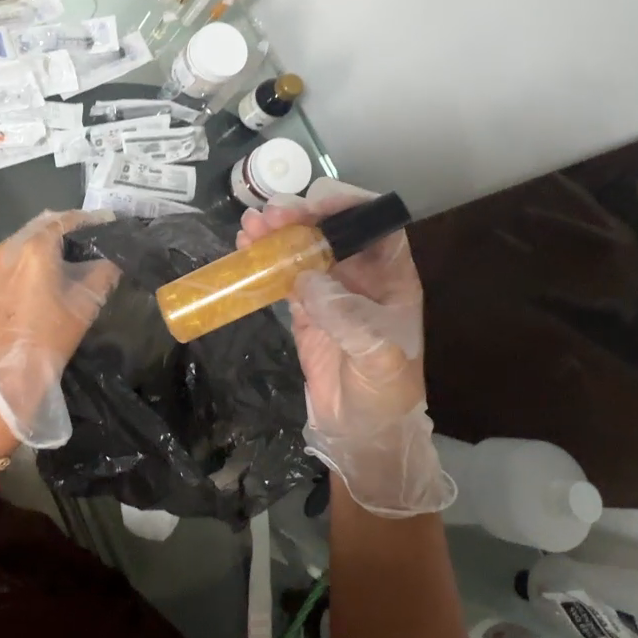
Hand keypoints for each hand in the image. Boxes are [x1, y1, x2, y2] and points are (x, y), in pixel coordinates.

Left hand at [0, 209, 122, 448]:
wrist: (6, 377)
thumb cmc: (50, 338)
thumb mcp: (86, 304)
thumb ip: (103, 273)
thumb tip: (111, 259)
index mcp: (36, 248)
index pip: (64, 220)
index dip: (87, 219)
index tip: (104, 223)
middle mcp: (7, 248)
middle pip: (38, 228)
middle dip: (61, 231)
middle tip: (83, 240)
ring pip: (17, 244)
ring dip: (38, 248)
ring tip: (58, 261)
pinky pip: (0, 264)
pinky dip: (18, 265)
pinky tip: (29, 281)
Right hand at [239, 178, 454, 517]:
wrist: (363, 434)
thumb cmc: (385, 393)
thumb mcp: (377, 354)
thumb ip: (346, 314)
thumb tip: (306, 278)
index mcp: (391, 279)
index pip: (375, 226)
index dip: (348, 206)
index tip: (316, 203)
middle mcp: (360, 277)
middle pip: (331, 231)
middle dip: (302, 216)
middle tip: (272, 214)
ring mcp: (329, 292)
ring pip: (302, 248)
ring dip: (277, 233)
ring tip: (250, 226)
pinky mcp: (303, 310)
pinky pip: (282, 275)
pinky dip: (264, 260)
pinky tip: (245, 248)